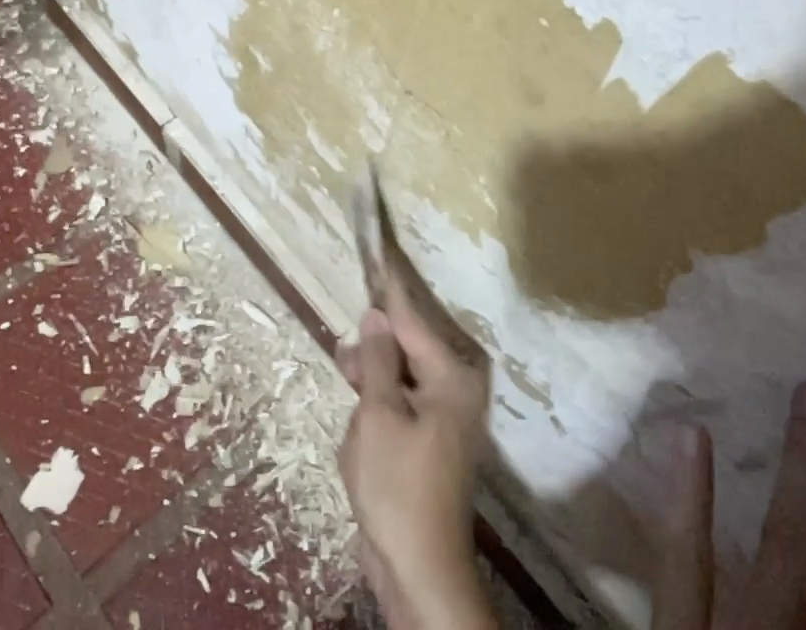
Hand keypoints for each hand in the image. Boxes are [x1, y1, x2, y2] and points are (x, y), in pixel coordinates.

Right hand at [337, 271, 495, 629]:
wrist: (418, 563)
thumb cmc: (396, 485)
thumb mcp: (377, 415)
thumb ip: (377, 361)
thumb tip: (375, 317)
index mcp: (452, 375)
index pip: (411, 315)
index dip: (387, 282)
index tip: (375, 241)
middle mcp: (457, 386)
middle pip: (408, 341)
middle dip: (374, 344)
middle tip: (347, 354)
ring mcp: (446, 413)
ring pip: (400, 370)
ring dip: (372, 375)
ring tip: (348, 385)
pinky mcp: (432, 435)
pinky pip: (401, 398)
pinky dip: (378, 399)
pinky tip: (360, 416)